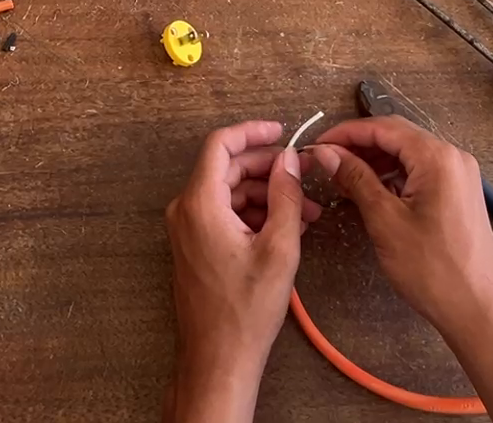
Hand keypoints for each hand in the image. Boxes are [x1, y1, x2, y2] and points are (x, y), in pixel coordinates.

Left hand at [163, 120, 321, 422]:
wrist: (218, 362)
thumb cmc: (244, 312)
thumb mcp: (278, 248)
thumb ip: (285, 196)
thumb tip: (289, 160)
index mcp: (200, 203)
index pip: (221, 144)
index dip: (252, 132)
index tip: (280, 130)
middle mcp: (187, 209)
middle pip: (228, 168)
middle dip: (268, 168)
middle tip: (302, 173)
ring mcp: (188, 227)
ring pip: (230, 191)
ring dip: (266, 194)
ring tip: (305, 211)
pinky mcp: (195, 244)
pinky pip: (224, 212)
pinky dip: (254, 213)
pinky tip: (285, 226)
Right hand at [304, 115, 492, 339]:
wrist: (478, 314)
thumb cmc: (430, 268)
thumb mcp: (385, 221)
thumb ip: (355, 178)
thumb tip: (325, 152)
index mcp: (437, 157)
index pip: (383, 127)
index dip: (346, 133)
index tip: (317, 145)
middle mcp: (453, 156)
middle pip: (397, 135)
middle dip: (359, 144)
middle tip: (327, 160)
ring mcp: (460, 173)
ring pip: (408, 152)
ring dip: (375, 159)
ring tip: (344, 176)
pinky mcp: (461, 191)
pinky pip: (421, 169)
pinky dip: (394, 174)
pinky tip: (373, 189)